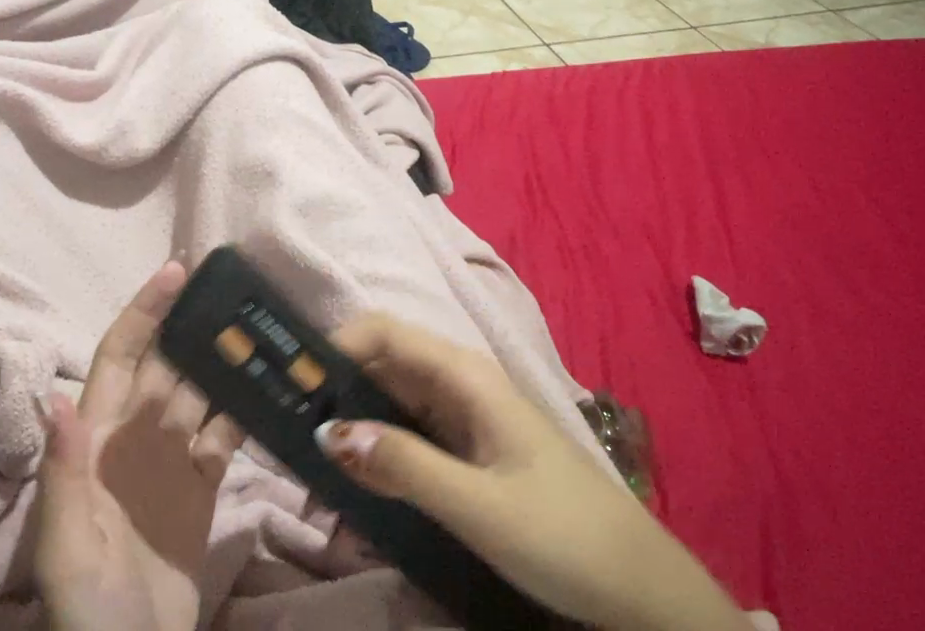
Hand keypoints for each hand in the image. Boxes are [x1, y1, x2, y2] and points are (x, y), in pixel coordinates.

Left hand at [33, 262, 246, 630]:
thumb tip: (58, 398)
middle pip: (167, 364)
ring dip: (225, 361)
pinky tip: (268, 390)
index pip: (118, 357)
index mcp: (96, 438)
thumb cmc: (88, 606)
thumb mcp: (67, 544)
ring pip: (200, 392)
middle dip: (193, 325)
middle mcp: (135, 436)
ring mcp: (171, 459)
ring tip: (261, 330)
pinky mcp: (204, 486)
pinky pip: (224, 434)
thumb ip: (65, 471)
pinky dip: (243, 410)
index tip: (176, 270)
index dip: (143, 312)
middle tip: (235, 290)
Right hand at [314, 316, 752, 630]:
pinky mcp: (466, 454)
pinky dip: (374, 452)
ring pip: (388, 403)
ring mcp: (463, 421)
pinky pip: (407, 439)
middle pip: (380, 365)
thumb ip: (404, 467)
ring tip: (303, 458)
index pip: (382, 333)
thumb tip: (327, 431)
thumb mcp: (480, 506)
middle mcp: (459, 387)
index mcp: (465, 377)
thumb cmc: (566, 536)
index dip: (332, 346)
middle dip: (330, 389)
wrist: (641, 592)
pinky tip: (351, 482)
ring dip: (348, 424)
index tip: (289, 385)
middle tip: (283, 429)